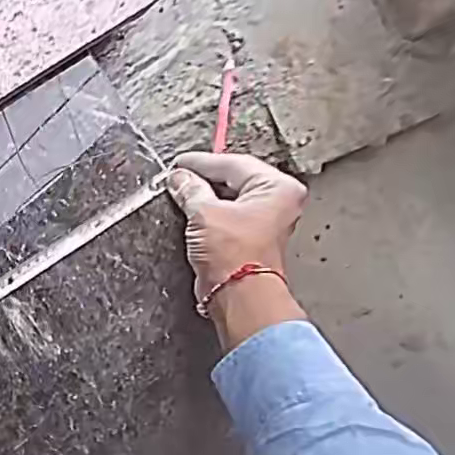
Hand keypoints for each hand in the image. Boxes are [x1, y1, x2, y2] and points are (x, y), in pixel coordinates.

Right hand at [165, 152, 307, 301]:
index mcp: (278, 187)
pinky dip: (209, 214)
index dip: (202, 163)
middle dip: (204, 179)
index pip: (235, 165)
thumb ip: (191, 191)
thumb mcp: (206, 214)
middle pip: (235, 181)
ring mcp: (265, 221)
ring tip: (181, 192)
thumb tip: (179, 178)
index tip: (180, 162)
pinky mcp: (249, 239)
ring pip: (230, 200)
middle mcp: (277, 201)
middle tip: (177, 176)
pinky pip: (227, 217)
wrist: (237, 292)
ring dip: (205, 197)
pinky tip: (191, 212)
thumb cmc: (233, 254)